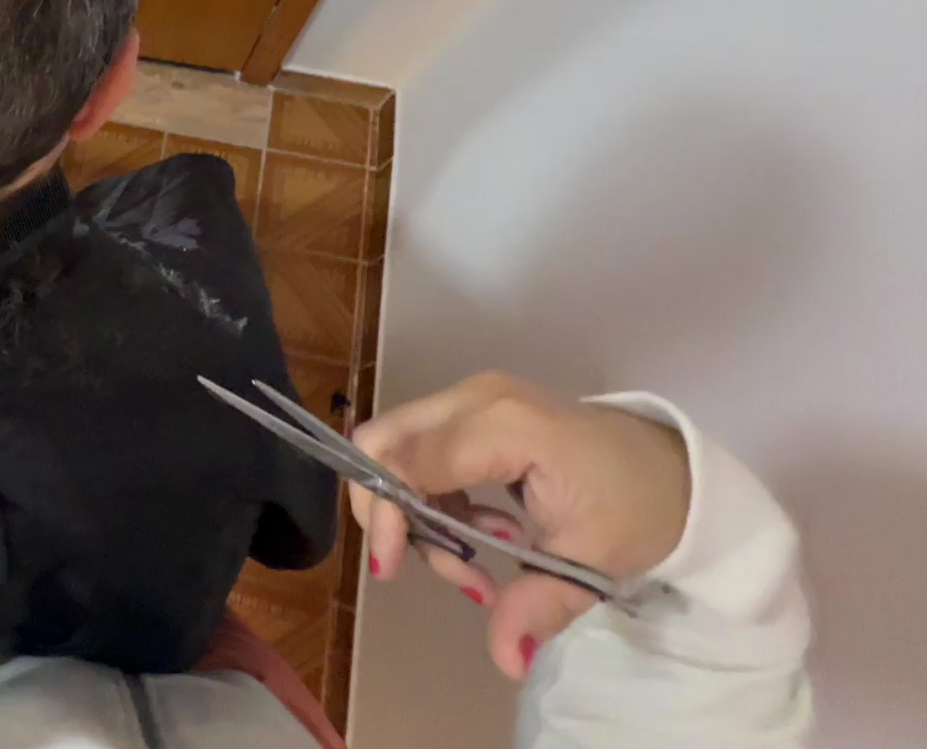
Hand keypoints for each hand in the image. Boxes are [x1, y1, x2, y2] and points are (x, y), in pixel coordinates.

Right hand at [347, 372, 689, 679]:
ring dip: (407, 507)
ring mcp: (464, 397)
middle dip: (380, 505)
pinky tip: (474, 527)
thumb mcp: (595, 560)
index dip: (388, 515)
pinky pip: (414, 448)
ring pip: (391, 446)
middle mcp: (470, 398)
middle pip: (380, 440)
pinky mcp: (463, 408)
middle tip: (405, 558)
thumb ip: (540, 603)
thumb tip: (505, 660)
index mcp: (505, 426)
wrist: (678, 467)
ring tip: (466, 556)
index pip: (408, 462)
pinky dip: (426, 495)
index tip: (391, 569)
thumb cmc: (641, 506)